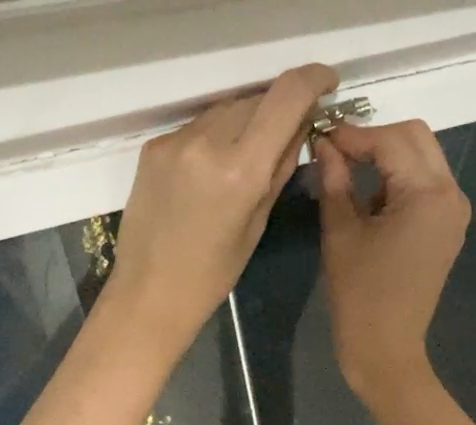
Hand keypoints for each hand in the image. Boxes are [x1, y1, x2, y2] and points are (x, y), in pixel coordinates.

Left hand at [108, 63, 337, 349]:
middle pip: (256, 100)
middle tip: (286, 136)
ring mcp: (176, 142)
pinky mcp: (154, 147)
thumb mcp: (257, 224)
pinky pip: (196, 127)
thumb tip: (300, 127)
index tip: (326, 82)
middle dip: (276, 111)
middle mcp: (207, 143)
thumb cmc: (212, 274)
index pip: (286, 96)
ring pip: (225, 110)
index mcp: (241, 170)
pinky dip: (213, 138)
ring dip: (244, 123)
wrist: (149, 293)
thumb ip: (279, 169)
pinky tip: (209, 173)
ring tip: (244, 161)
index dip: (313, 80)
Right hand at [313, 120, 470, 399]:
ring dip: (387, 158)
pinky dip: (398, 181)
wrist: (386, 349)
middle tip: (335, 151)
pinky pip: (425, 185)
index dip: (353, 134)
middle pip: (414, 138)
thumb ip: (334, 180)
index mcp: (428, 193)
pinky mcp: (448, 228)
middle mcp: (451, 194)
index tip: (321, 135)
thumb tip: (325, 145)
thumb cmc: (359, 295)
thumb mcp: (341, 233)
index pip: (391, 140)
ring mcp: (454, 212)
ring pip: (422, 158)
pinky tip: (369, 198)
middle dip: (374, 139)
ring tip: (348, 174)